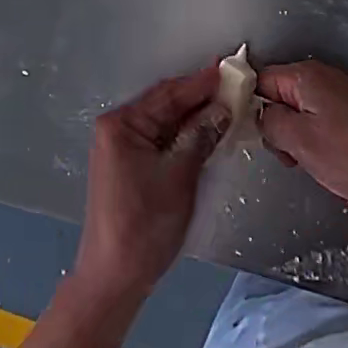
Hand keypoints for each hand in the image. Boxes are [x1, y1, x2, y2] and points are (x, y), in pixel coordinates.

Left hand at [73, 64, 230, 292]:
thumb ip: (201, 136)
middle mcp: (117, 128)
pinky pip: (160, 138)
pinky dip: (183, 135)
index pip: (168, 94)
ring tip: (225, 104)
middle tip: (232, 85)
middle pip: (165, 104)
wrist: (114, 278)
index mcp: (122, 124)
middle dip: (199, 97)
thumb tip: (222, 107)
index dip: (200, 82)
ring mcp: (120, 146)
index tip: (227, 70)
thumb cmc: (144, 225)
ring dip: (193, 116)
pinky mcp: (128, 164)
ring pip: (165, 121)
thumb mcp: (179, 176)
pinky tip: (205, 132)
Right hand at [258, 59, 347, 211]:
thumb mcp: (302, 143)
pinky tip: (340, 169)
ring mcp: (343, 96)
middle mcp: (323, 78)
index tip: (250, 136)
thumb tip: (262, 115)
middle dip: (279, 131)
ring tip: (320, 168)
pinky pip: (326, 127)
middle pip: (280, 99)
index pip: (259, 81)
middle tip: (292, 159)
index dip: (249, 108)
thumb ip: (271, 124)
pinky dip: (325, 147)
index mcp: (304, 76)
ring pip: (303, 117)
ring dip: (302, 144)